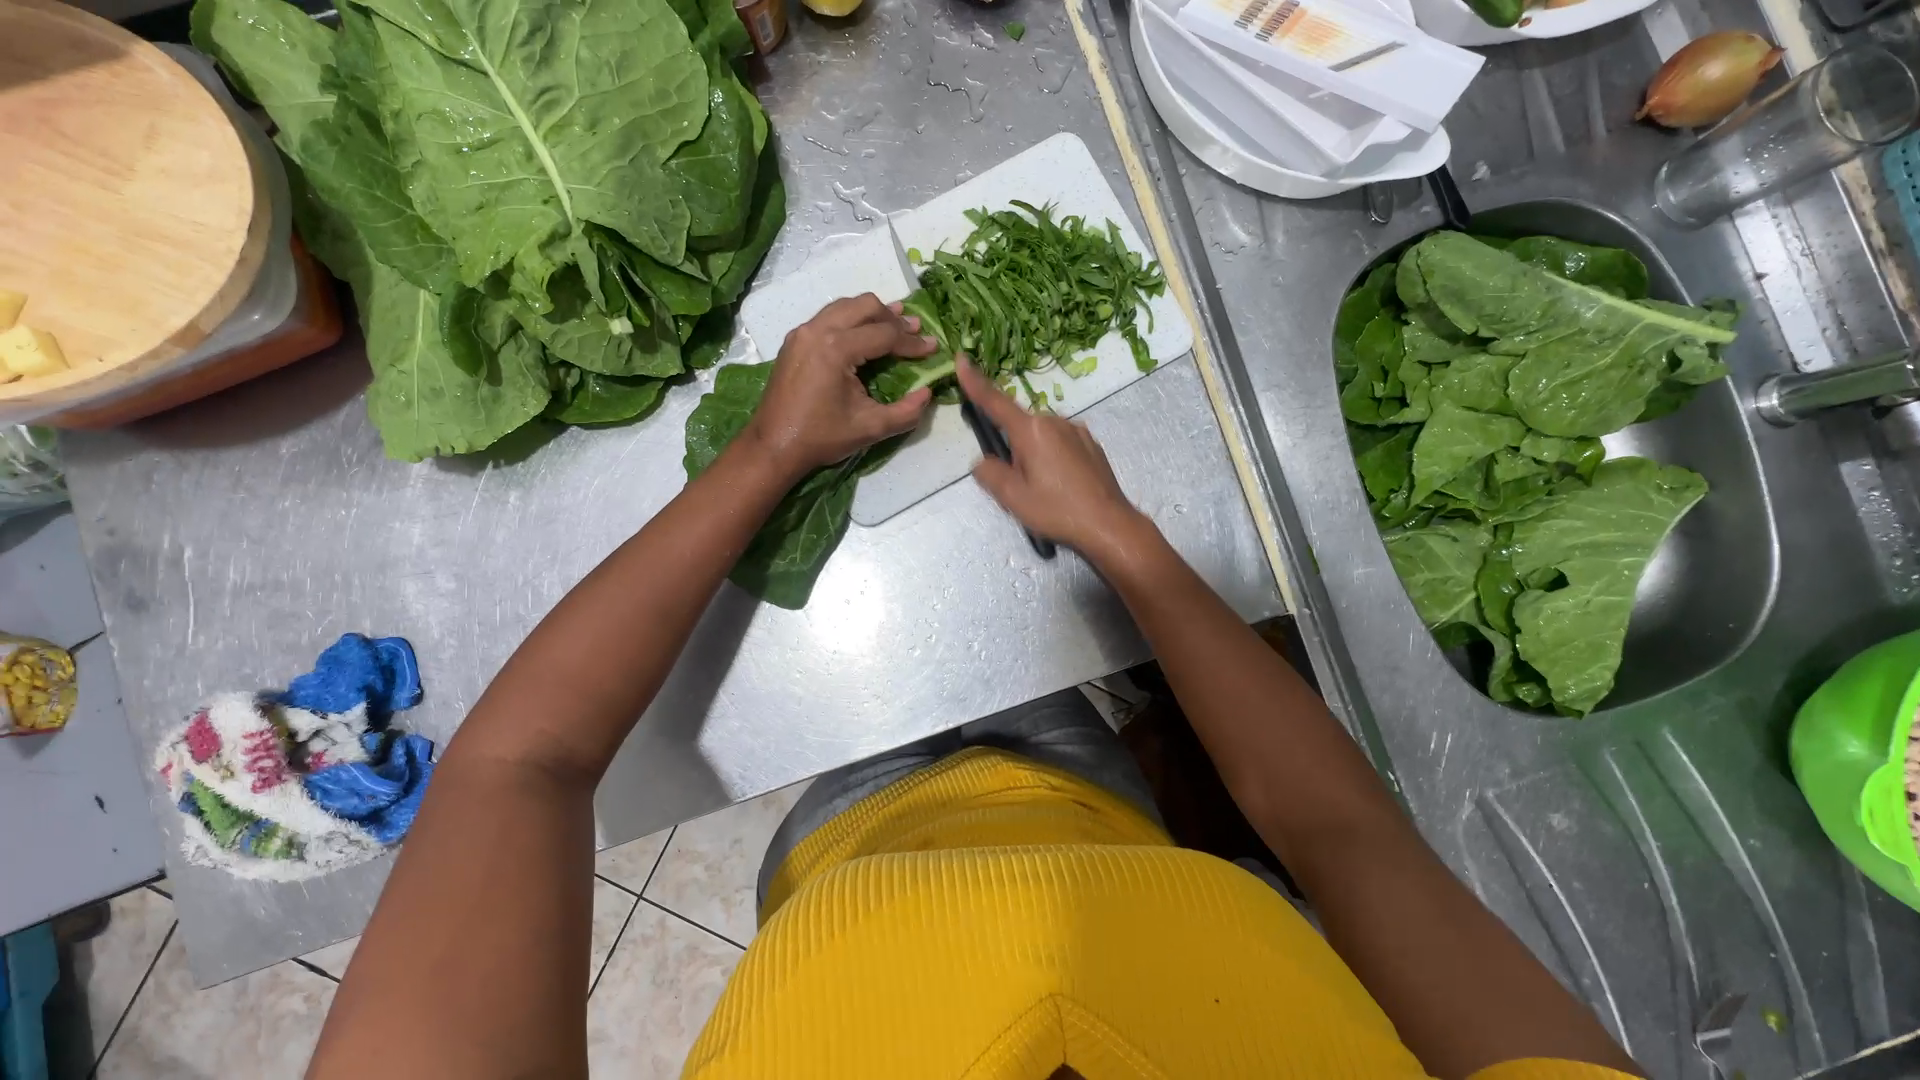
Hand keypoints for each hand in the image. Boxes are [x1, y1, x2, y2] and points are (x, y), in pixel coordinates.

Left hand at [743, 294, 936, 475]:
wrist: (774, 446)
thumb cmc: (821, 438)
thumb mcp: (870, 428)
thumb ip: (906, 412)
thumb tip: (928, 394)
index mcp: (835, 349)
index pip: (884, 334)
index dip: (912, 342)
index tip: (933, 348)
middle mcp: (817, 330)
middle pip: (865, 306)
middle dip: (894, 318)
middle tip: (916, 332)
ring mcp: (803, 332)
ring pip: (846, 306)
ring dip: (873, 314)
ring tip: (896, 324)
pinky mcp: (795, 340)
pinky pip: (829, 316)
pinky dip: (852, 319)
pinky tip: (865, 334)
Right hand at [958, 356, 1157, 563]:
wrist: (1108, 524)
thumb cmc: (1057, 510)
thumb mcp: (1013, 498)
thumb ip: (990, 473)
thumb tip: (983, 461)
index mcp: (1032, 430)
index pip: (995, 402)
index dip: (975, 383)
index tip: (962, 360)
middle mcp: (1055, 422)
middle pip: (1019, 428)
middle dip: (1013, 451)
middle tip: (1022, 486)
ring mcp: (1076, 431)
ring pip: (1041, 438)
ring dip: (1034, 456)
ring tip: (1046, 491)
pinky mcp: (1091, 444)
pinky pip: (1060, 444)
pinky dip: (1053, 460)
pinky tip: (1063, 487)